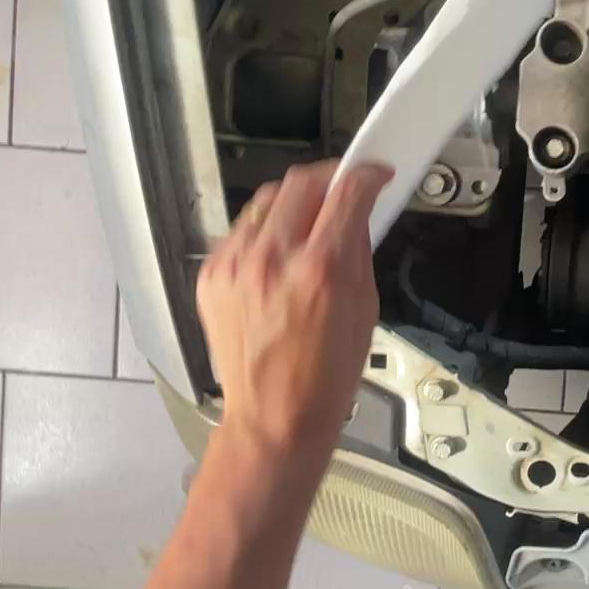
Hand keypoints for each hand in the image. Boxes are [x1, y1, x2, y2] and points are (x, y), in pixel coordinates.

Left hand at [195, 160, 391, 475]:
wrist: (275, 415)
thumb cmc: (323, 377)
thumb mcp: (366, 309)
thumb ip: (359, 254)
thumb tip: (357, 219)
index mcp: (322, 271)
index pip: (347, 193)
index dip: (367, 175)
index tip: (375, 173)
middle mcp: (274, 261)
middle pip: (302, 182)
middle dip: (331, 176)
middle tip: (346, 186)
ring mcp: (236, 266)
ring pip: (268, 200)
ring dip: (298, 200)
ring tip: (313, 221)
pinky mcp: (213, 275)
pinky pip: (243, 230)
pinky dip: (268, 229)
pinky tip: (282, 251)